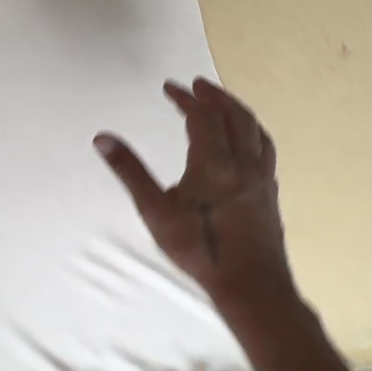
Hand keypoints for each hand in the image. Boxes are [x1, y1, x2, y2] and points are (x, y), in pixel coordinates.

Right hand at [94, 78, 294, 304]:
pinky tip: (243, 140)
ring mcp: (262, 179)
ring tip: (221, 102)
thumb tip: (102, 138)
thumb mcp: (154, 210)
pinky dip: (252, 131)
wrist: (252, 285)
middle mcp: (243, 164)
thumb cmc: (199, 247)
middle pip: (235, 118)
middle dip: (215, 97)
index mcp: (214, 164)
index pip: (203, 118)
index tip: (170, 87)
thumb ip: (129, 171)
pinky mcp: (270, 193)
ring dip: (236, 110)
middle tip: (197, 84)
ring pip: (255, 131)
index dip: (186, 99)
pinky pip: (264, 149)